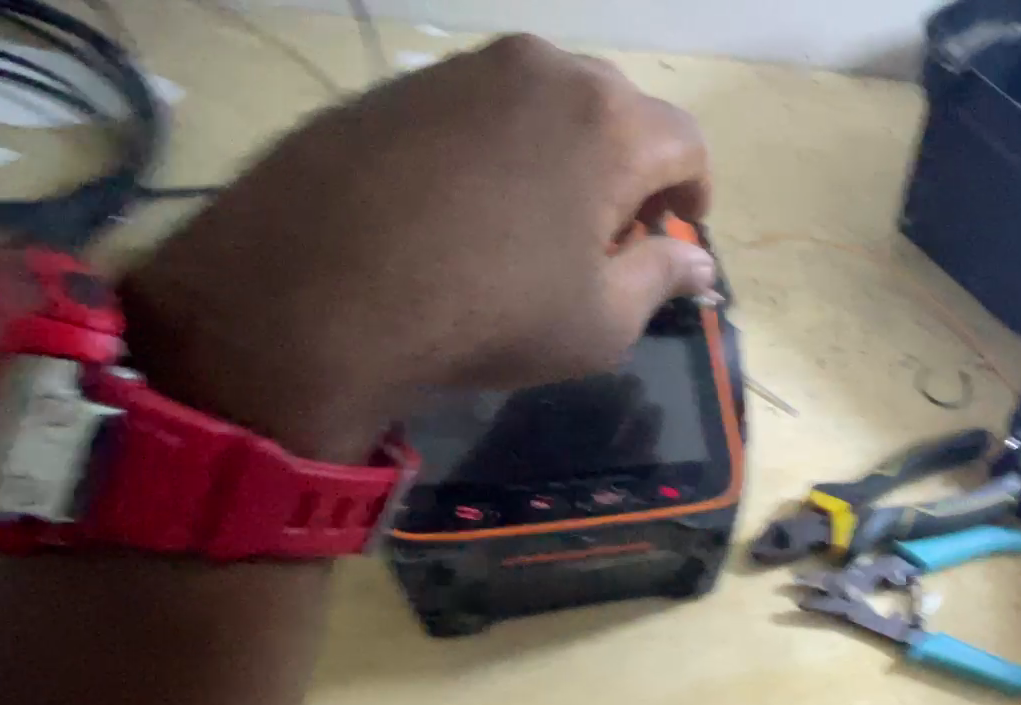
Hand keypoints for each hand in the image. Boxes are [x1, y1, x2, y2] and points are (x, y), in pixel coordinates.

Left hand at [119, 35, 716, 461]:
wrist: (321, 292)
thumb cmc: (495, 314)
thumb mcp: (605, 321)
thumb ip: (664, 278)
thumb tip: (700, 265)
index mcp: (610, 124)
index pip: (687, 142)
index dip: (694, 192)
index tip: (678, 234)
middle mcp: (545, 70)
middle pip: (623, 110)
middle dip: (635, 170)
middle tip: (614, 234)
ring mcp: (467, 67)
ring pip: (552, 102)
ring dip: (572, 155)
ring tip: (546, 222)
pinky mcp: (404, 82)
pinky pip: (487, 106)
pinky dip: (509, 147)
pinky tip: (480, 207)